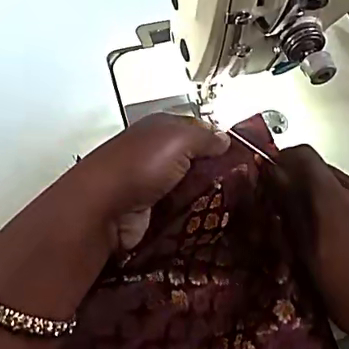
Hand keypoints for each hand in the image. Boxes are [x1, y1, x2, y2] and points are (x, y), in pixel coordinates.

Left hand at [61, 113, 230, 251]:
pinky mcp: (153, 213)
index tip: (244, 154)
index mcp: (160, 129)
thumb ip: (205, 135)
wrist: (103, 208)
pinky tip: (211, 219)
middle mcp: (156, 155)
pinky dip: (193, 215)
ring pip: (191, 188)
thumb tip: (223, 138)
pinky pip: (182, 212)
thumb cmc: (136, 165)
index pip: (197, 130)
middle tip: (244, 183)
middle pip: (196, 161)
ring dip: (207, 196)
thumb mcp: (178, 138)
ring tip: (234, 204)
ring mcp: (153, 185)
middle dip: (216, 171)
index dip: (218, 140)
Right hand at [270, 144, 348, 348]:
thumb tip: (278, 183)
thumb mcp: (312, 260)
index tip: (278, 169)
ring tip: (338, 238)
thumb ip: (294, 214)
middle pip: (330, 172)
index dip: (288, 157)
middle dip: (312, 185)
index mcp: (337, 203)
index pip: (307, 157)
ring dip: (340, 202)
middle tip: (303, 212)